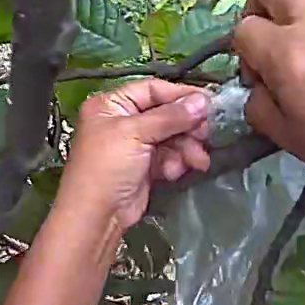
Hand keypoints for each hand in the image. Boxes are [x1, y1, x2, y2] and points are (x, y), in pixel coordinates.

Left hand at [61, 78, 212, 228]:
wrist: (97, 214)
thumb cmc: (106, 167)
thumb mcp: (135, 134)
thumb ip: (170, 116)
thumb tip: (202, 101)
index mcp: (111, 105)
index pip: (151, 90)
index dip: (179, 95)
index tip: (207, 102)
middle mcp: (122, 121)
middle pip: (165, 114)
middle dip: (187, 125)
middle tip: (205, 133)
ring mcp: (134, 144)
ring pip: (172, 136)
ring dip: (186, 147)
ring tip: (196, 159)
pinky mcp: (145, 165)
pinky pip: (170, 155)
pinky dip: (177, 162)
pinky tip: (175, 172)